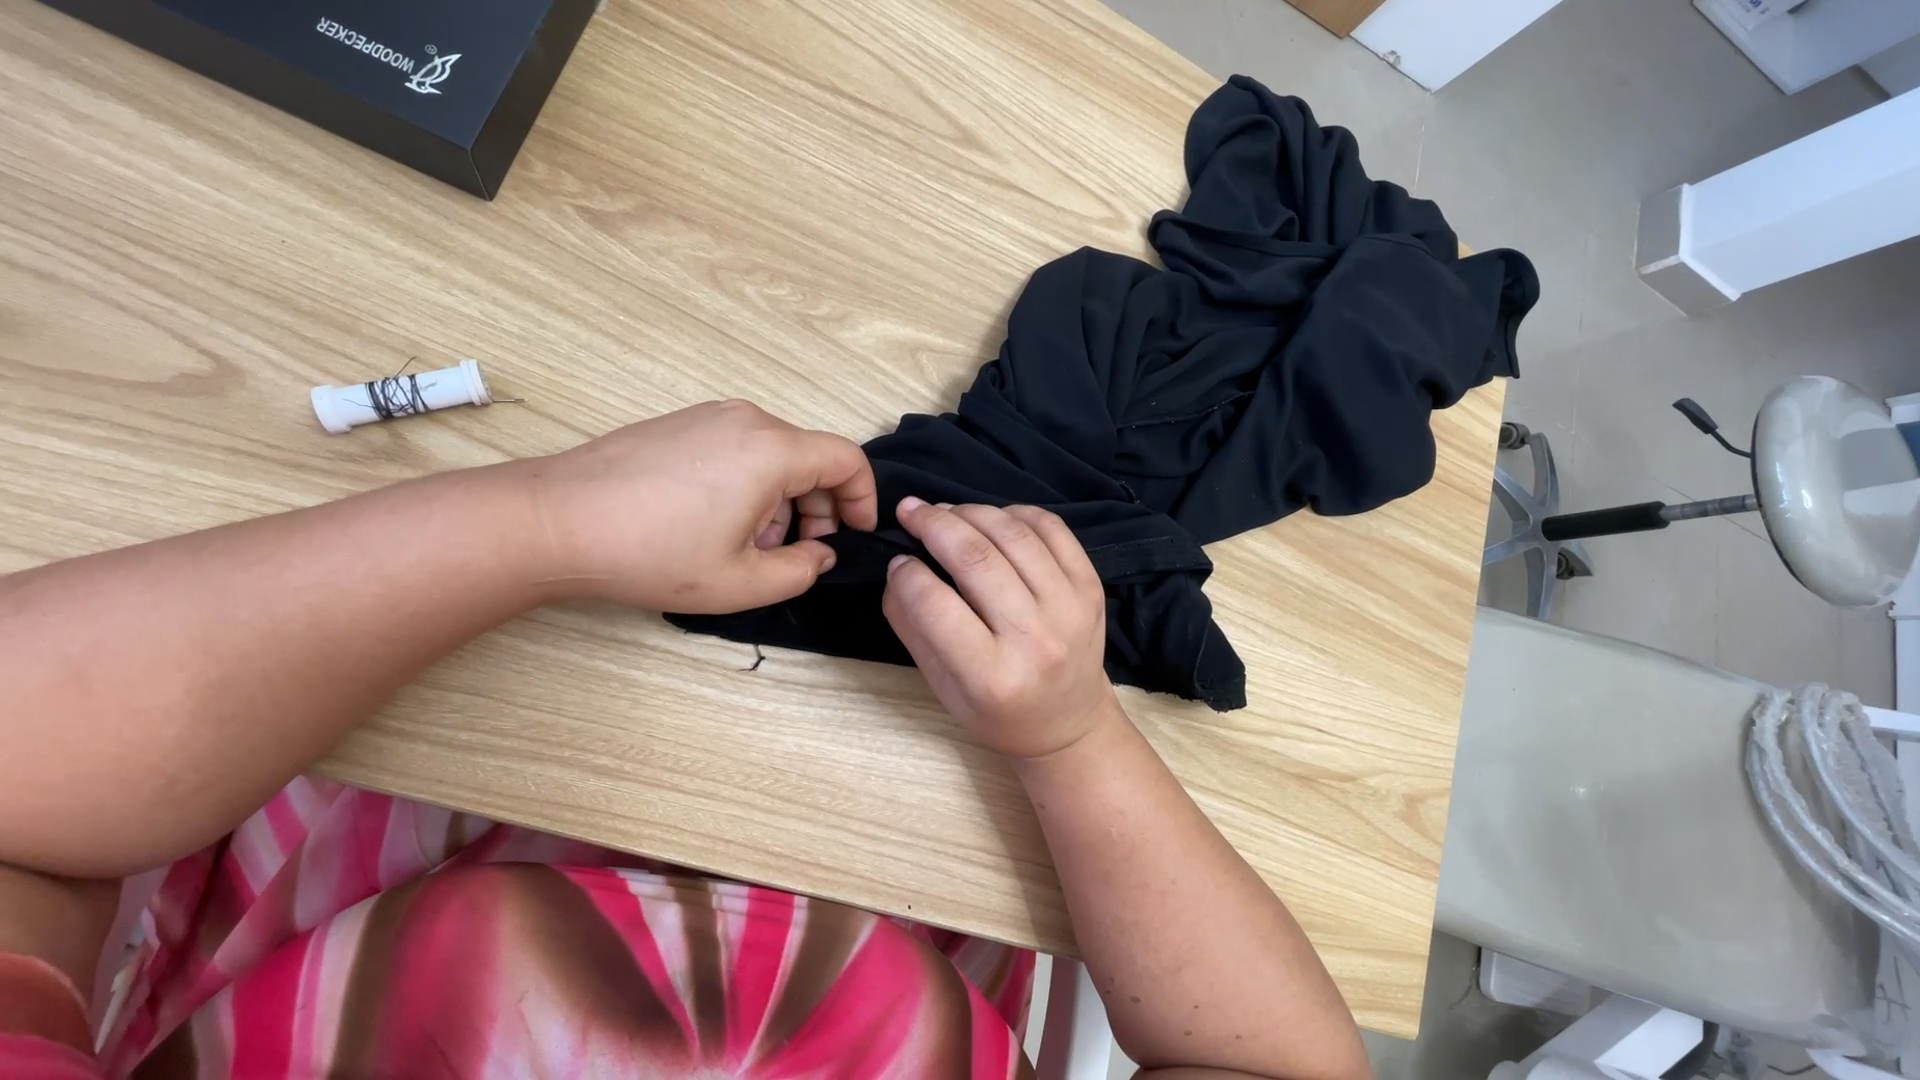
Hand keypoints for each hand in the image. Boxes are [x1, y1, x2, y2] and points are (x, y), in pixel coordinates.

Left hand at [515, 400, 877, 611]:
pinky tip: (717, 524)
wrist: (555, 521)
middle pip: (810, 457)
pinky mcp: (681, 423)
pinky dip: (749, 484)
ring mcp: (709, 416)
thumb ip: (801, 570)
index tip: (855, 533)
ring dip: (781, 500)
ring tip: (750, 546)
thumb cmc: (652, 553)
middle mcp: (747, 420)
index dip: (862, 498)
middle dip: (818, 507)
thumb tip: (820, 553)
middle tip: (798, 553)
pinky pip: (739, 448)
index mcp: (772, 450)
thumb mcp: (741, 582)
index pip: (846, 459)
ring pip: (774, 454)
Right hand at [881, 498, 1119, 759]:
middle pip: (975, 559)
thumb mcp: (941, 686)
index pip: (936, 605)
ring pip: (1013, 534)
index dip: (907, 573)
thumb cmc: (995, 711)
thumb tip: (897, 570)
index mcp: (991, 677)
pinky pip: (1052, 529)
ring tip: (946, 511)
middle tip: (910, 510)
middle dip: (934, 524)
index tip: (897, 560)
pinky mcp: (1091, 587)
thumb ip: (911, 627)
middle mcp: (1035, 640)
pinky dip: (1015, 513)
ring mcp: (1070, 609)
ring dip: (971, 511)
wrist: (1068, 722)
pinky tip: (992, 518)